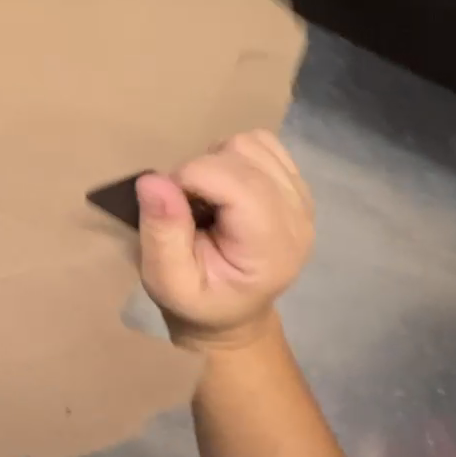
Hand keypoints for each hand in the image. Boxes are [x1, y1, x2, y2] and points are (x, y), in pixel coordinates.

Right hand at [136, 129, 314, 349]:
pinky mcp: (296, 185)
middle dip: (199, 170)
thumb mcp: (166, 281)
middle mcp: (297, 216)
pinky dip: (234, 156)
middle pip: (242, 156)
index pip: (235, 182)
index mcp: (271, 247)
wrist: (232, 312)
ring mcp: (302, 197)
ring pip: (252, 143)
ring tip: (205, 198)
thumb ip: (162, 234)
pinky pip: (262, 144)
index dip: (189, 177)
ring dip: (216, 162)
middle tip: (184, 206)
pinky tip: (224, 188)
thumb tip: (153, 180)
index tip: (167, 204)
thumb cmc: (198, 300)